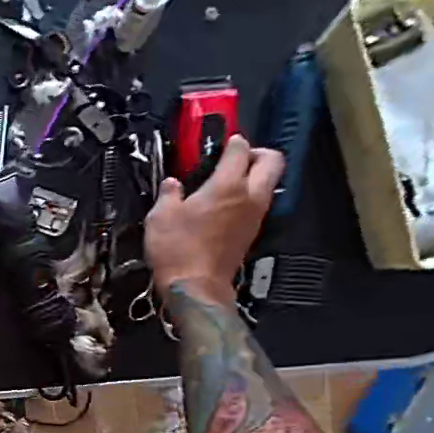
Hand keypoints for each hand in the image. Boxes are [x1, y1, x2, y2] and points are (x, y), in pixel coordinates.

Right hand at [143, 134, 284, 303]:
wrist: (195, 290)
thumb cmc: (177, 250)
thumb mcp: (161, 217)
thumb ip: (169, 194)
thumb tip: (172, 184)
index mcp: (228, 185)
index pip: (240, 149)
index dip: (232, 142)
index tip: (222, 145)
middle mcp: (249, 197)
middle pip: (272, 162)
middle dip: (258, 154)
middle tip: (237, 160)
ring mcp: (254, 218)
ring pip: (268, 186)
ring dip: (254, 179)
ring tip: (228, 186)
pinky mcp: (250, 236)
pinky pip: (257, 207)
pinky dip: (247, 201)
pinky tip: (225, 210)